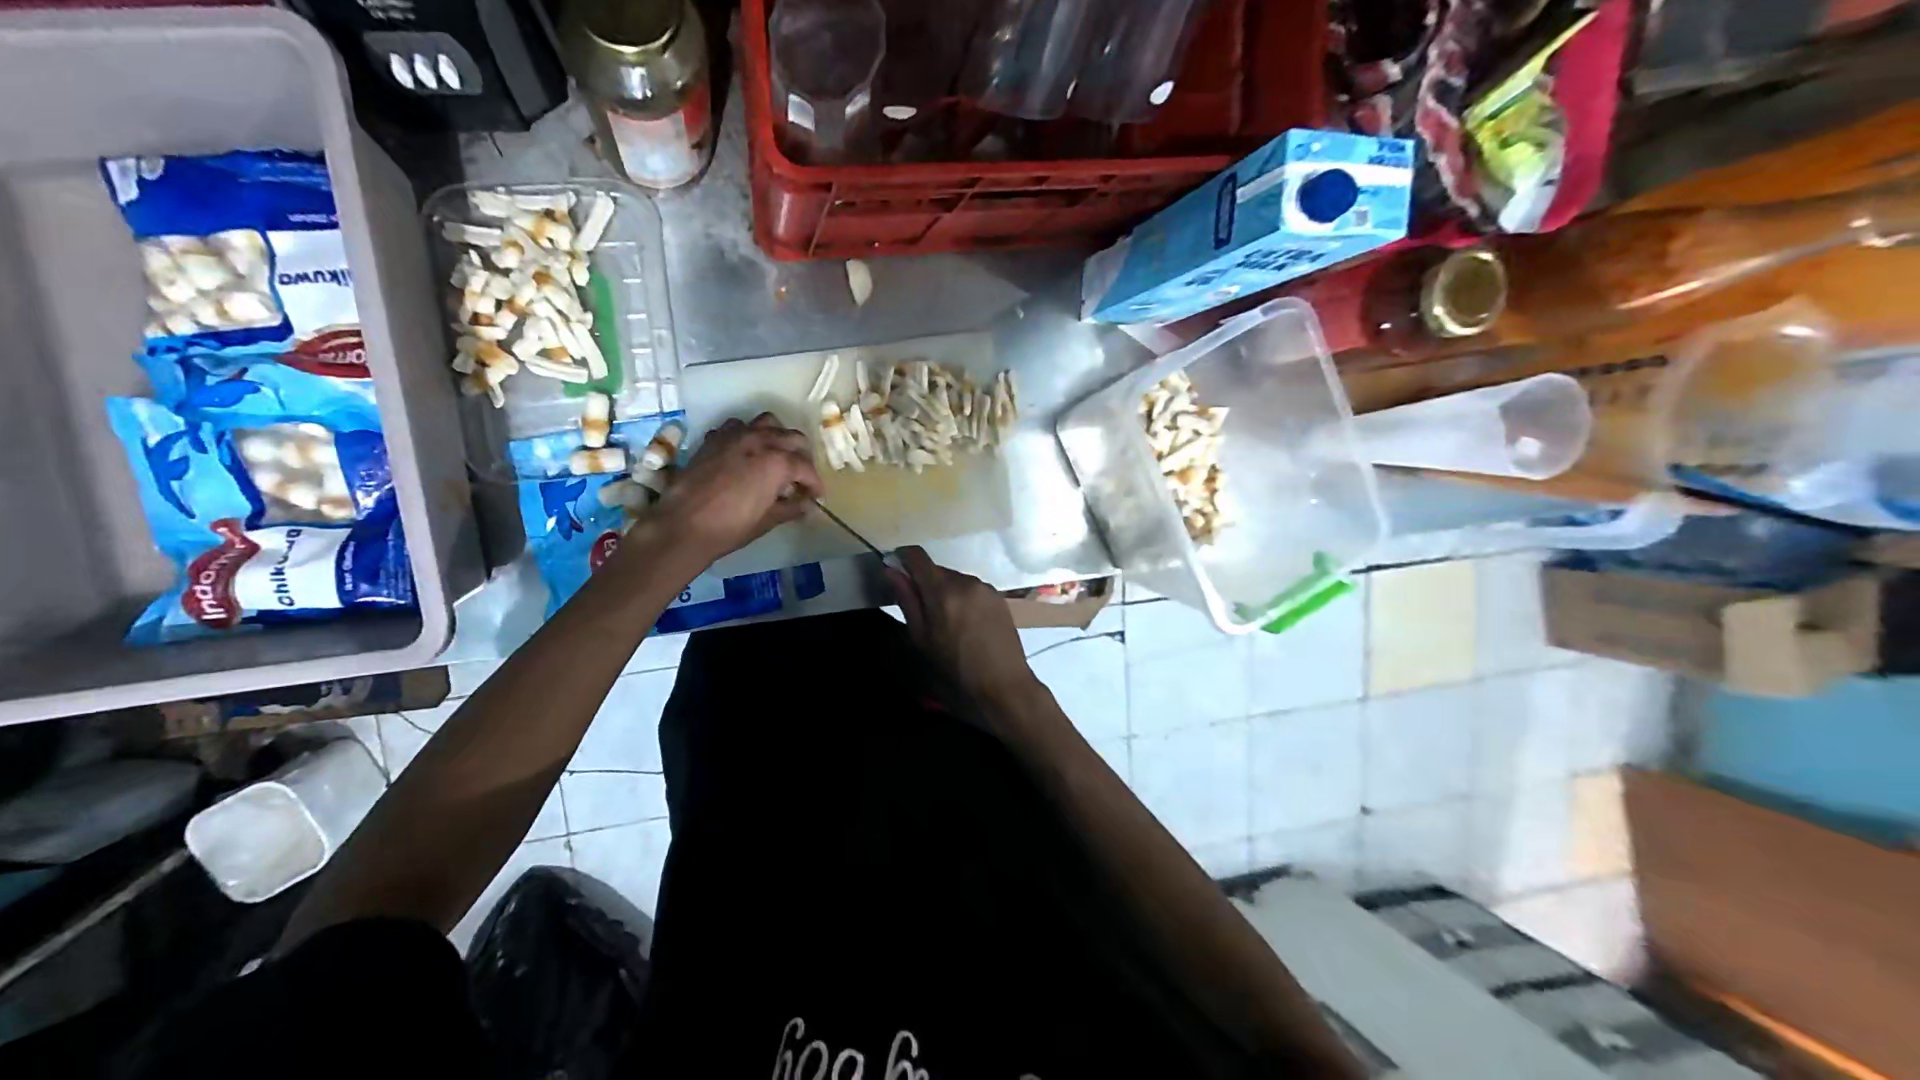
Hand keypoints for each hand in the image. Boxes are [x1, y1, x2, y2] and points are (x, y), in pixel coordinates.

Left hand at [657, 413, 823, 561]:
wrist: (683, 525)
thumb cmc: (730, 527)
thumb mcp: (768, 520)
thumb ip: (792, 508)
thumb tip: (807, 505)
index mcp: (778, 462)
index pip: (806, 468)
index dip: (815, 483)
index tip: (816, 496)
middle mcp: (760, 441)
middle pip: (792, 438)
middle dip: (802, 456)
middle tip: (800, 476)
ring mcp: (735, 436)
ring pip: (767, 422)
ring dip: (777, 436)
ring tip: (776, 455)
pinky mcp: (714, 439)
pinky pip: (737, 427)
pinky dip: (746, 436)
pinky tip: (745, 454)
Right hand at [886, 546, 1040, 712]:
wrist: (1003, 685)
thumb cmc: (955, 669)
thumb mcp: (921, 639)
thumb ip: (907, 600)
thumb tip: (891, 570)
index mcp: (943, 590)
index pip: (917, 556)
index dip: (902, 558)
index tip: (895, 571)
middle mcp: (966, 581)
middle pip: (936, 569)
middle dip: (924, 582)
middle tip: (920, 611)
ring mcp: (985, 588)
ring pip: (955, 580)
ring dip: (944, 592)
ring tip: (945, 622)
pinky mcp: (999, 598)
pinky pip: (972, 589)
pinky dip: (962, 599)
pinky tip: (965, 624)